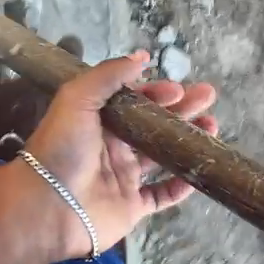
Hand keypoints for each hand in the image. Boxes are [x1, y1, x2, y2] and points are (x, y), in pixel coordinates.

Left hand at [20, 51, 218, 259]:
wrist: (50, 204)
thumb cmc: (63, 145)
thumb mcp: (78, 97)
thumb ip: (109, 75)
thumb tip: (141, 56)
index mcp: (97, 118)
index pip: (133, 100)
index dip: (156, 91)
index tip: (179, 87)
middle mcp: (111, 144)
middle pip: (153, 123)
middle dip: (181, 109)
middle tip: (209, 96)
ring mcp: (123, 176)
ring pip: (162, 155)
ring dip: (187, 140)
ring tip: (214, 127)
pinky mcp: (132, 206)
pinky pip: (161, 195)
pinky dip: (181, 186)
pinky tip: (198, 172)